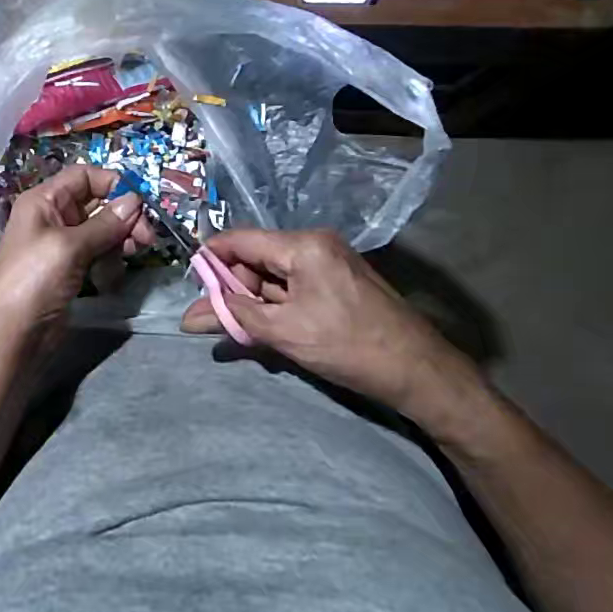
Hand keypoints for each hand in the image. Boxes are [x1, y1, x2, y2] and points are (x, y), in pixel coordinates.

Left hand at [0, 166, 149, 373]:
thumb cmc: (33, 281)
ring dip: (121, 238)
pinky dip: (111, 258)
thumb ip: (105, 222)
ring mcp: (62, 245)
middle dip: (124, 215)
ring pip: (102, 229)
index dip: (112, 183)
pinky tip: (115, 273)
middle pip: (97, 202)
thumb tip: (135, 199)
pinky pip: (99, 253)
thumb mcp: (69, 247)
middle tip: (147, 237)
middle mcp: (52, 217)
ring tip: (135, 253)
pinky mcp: (70, 270)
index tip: (142, 201)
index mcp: (43, 201)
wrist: (9, 339)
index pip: (83, 176)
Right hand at [180, 230, 484, 429]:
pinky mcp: (338, 279)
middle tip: (210, 317)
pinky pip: (293, 283)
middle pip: (256, 256)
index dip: (210, 259)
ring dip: (252, 298)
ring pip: (273, 272)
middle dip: (230, 286)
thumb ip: (236, 315)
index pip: (240, 240)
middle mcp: (315, 243)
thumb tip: (193, 313)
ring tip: (233, 327)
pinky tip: (262, 325)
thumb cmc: (350, 347)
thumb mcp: (285, 333)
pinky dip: (274, 302)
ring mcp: (329, 260)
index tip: (190, 284)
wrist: (422, 372)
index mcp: (303, 245)